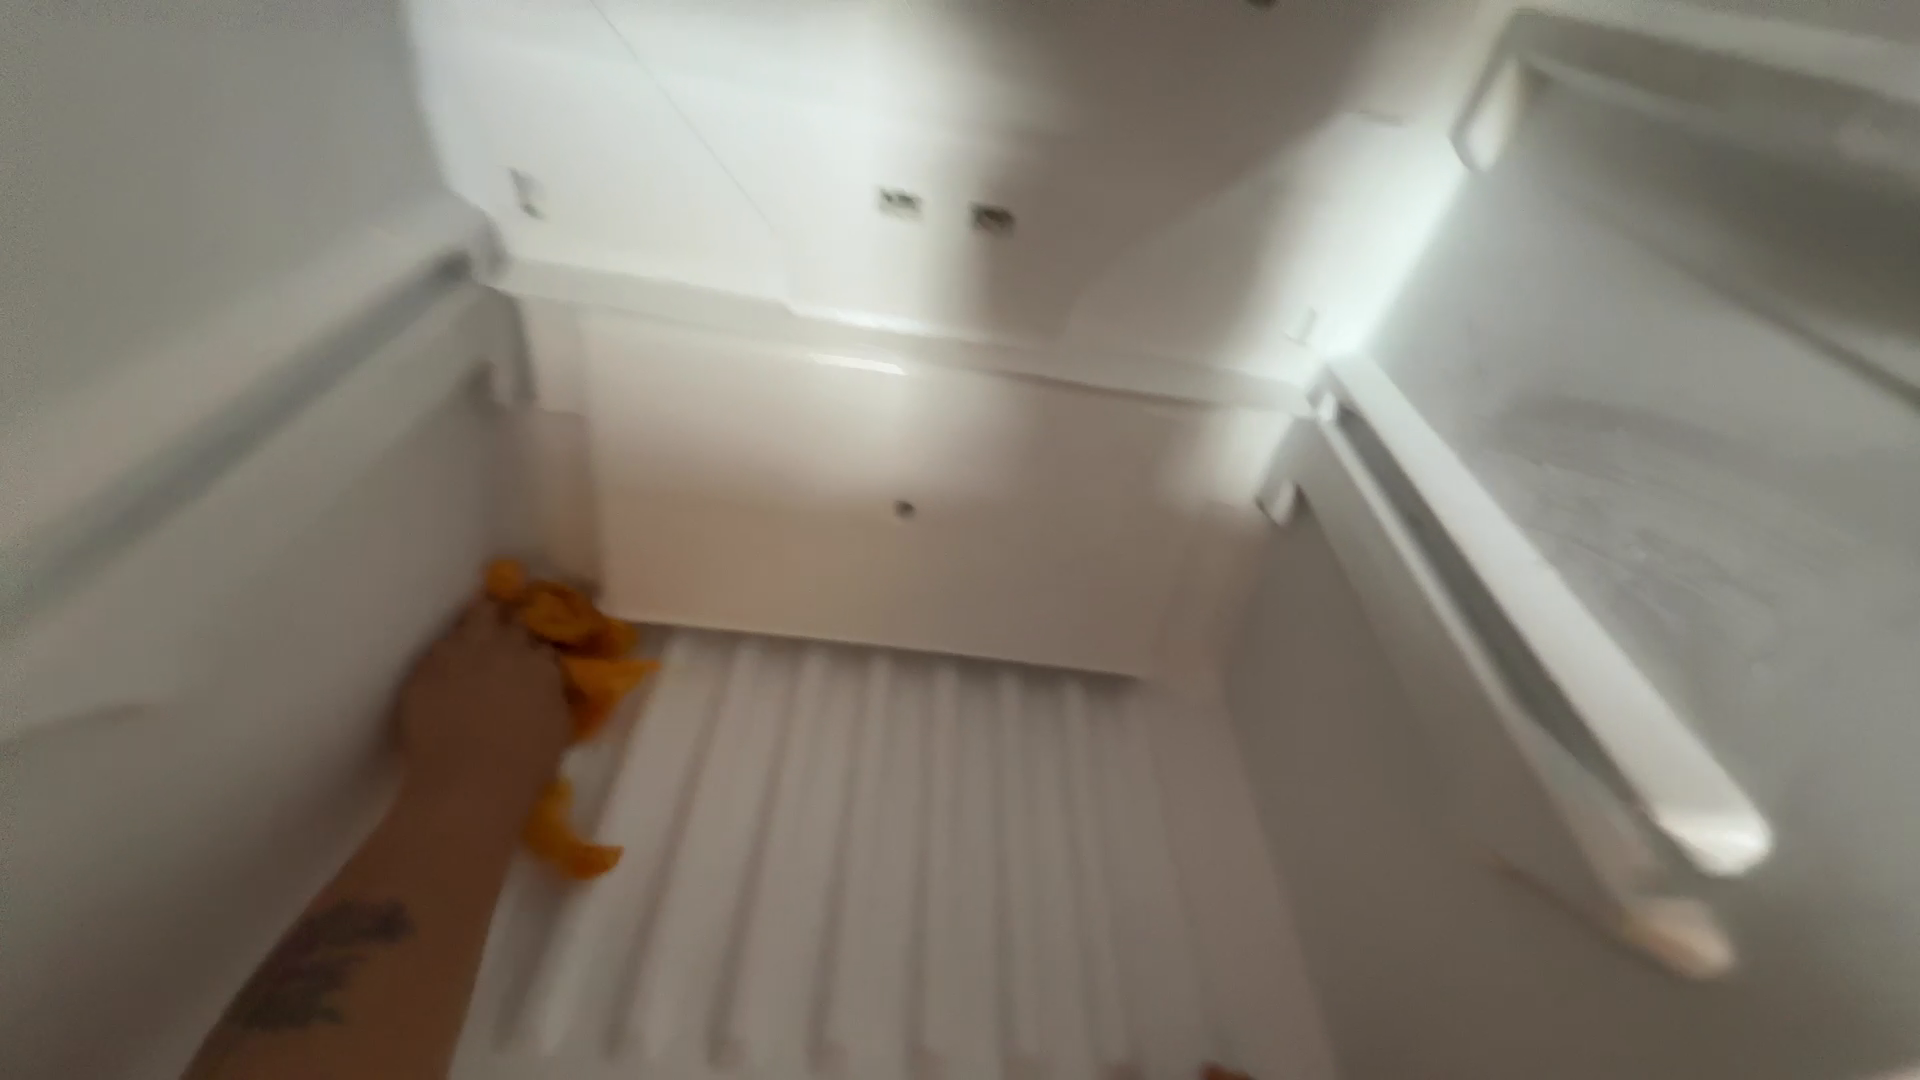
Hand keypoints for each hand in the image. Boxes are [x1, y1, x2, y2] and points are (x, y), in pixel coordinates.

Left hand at [395, 599, 569, 809]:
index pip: (543, 642)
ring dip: (481, 621)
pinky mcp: (425, 671)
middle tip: (510, 630)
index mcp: (541, 663)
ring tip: (480, 625)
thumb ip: (553, 693)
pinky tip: (451, 661)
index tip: (537, 656)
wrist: (470, 783)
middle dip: (511, 622)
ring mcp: (461, 655)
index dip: (539, 648)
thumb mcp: (559, 723)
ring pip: (474, 618)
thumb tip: (546, 684)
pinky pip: (439, 647)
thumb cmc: (528, 761)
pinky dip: (449, 648)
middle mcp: (504, 649)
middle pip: (509, 619)